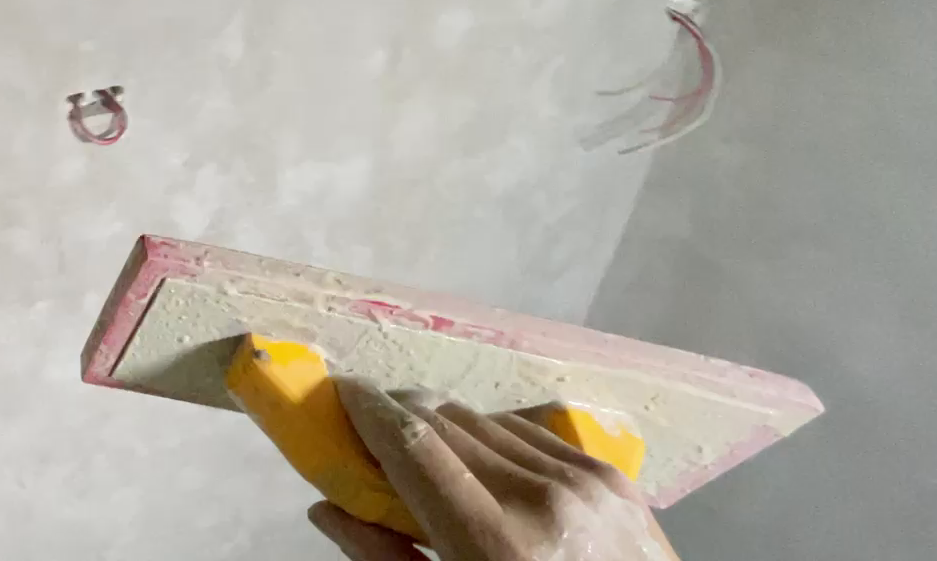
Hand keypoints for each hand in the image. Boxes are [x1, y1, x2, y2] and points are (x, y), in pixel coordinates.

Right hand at [310, 378, 680, 560]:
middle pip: (439, 419)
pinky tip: (491, 472)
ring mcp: (586, 484)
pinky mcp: (612, 478)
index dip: (367, 408)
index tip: (339, 393)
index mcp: (499, 546)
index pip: (413, 442)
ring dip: (443, 429)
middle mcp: (544, 499)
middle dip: (399, 418)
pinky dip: (491, 439)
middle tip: (378, 438)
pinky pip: (523, 430)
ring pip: (478, 418)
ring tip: (440, 463)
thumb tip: (324, 507)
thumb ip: (383, 560)